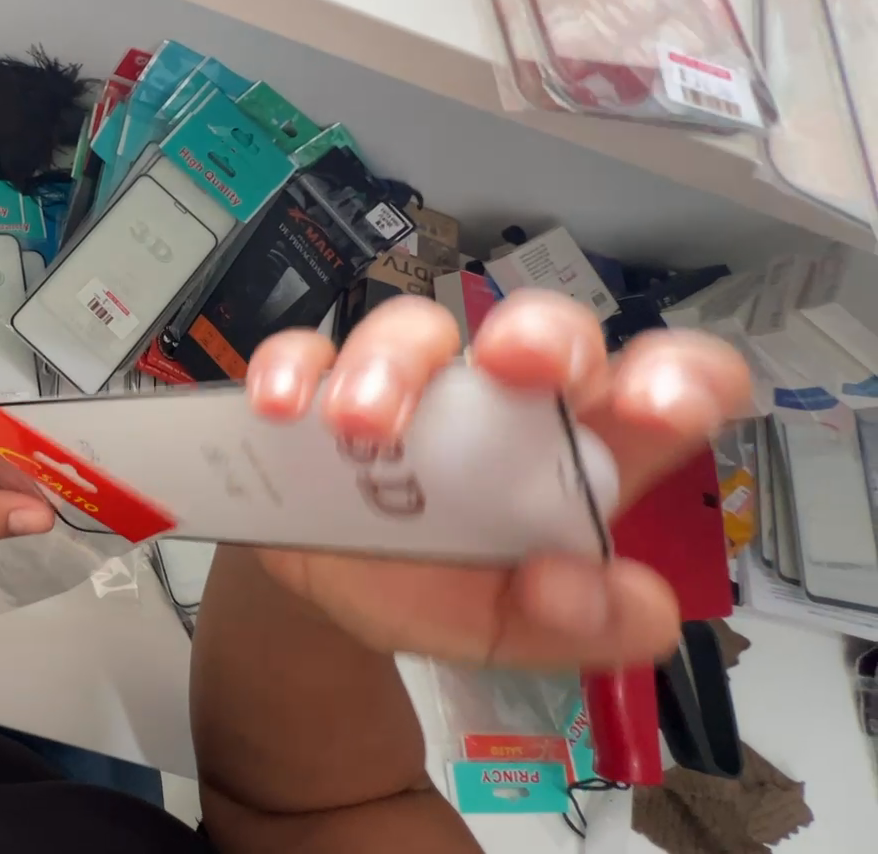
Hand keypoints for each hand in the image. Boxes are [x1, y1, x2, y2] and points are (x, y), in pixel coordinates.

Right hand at [244, 291, 749, 667]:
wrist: (320, 586)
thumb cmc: (426, 592)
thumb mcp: (513, 631)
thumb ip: (581, 627)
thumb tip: (596, 589)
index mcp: (572, 452)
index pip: (658, 383)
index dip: (678, 376)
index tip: (653, 407)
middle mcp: (492, 400)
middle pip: (536, 327)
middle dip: (537, 333)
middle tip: (514, 364)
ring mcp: (397, 384)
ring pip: (408, 328)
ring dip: (386, 364)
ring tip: (354, 424)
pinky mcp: (314, 382)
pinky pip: (301, 352)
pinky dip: (289, 370)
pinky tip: (279, 409)